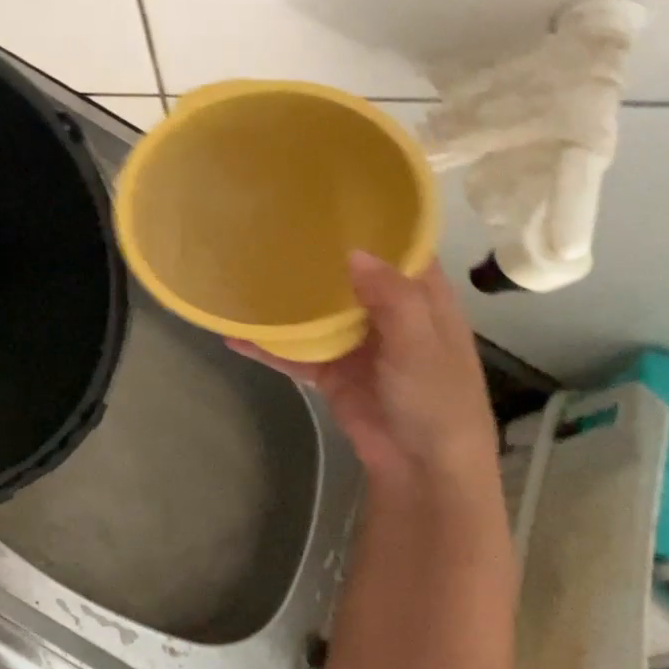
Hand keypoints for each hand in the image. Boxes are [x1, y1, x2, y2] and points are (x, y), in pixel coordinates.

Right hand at [228, 252, 497, 487]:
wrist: (420, 467)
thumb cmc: (435, 401)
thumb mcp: (419, 346)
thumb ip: (392, 299)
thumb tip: (352, 252)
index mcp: (425, 304)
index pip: (404, 254)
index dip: (379, 227)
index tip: (338, 202)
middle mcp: (390, 318)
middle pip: (352, 279)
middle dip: (321, 257)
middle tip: (277, 227)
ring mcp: (358, 346)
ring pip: (318, 314)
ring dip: (289, 300)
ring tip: (247, 273)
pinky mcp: (332, 373)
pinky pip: (294, 354)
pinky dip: (267, 346)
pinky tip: (234, 335)